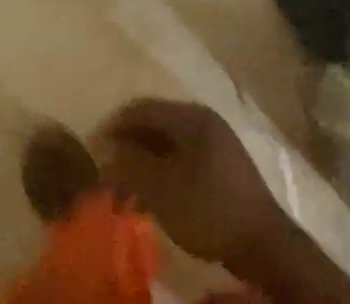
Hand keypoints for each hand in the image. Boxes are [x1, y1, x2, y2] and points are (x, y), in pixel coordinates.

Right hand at [96, 99, 290, 273]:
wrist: (260, 241)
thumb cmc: (207, 208)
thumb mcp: (161, 188)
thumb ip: (129, 164)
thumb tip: (105, 148)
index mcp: (192, 117)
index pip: (142, 108)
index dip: (113, 125)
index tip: (89, 148)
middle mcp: (205, 121)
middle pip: (155, 124)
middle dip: (126, 147)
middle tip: (103, 172)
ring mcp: (216, 143)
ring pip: (167, 145)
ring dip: (141, 164)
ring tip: (121, 193)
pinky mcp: (221, 166)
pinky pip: (181, 160)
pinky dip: (159, 174)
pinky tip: (147, 200)